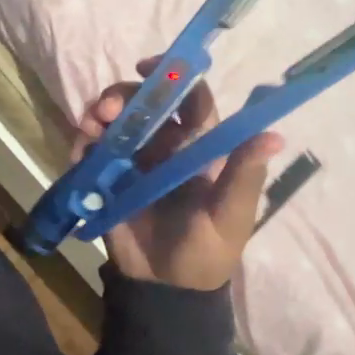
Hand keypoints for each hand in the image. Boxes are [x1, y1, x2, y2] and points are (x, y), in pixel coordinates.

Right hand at [73, 59, 284, 291]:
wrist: (165, 288)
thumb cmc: (207, 251)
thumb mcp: (230, 215)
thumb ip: (243, 175)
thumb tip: (274, 133)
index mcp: (198, 148)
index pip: (188, 99)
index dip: (171, 76)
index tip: (148, 66)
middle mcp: (163, 146)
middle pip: (142, 104)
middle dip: (122, 96)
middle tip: (107, 109)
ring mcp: (131, 161)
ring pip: (112, 122)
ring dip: (98, 115)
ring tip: (89, 126)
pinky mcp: (104, 179)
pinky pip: (90, 151)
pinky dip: (82, 143)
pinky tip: (81, 148)